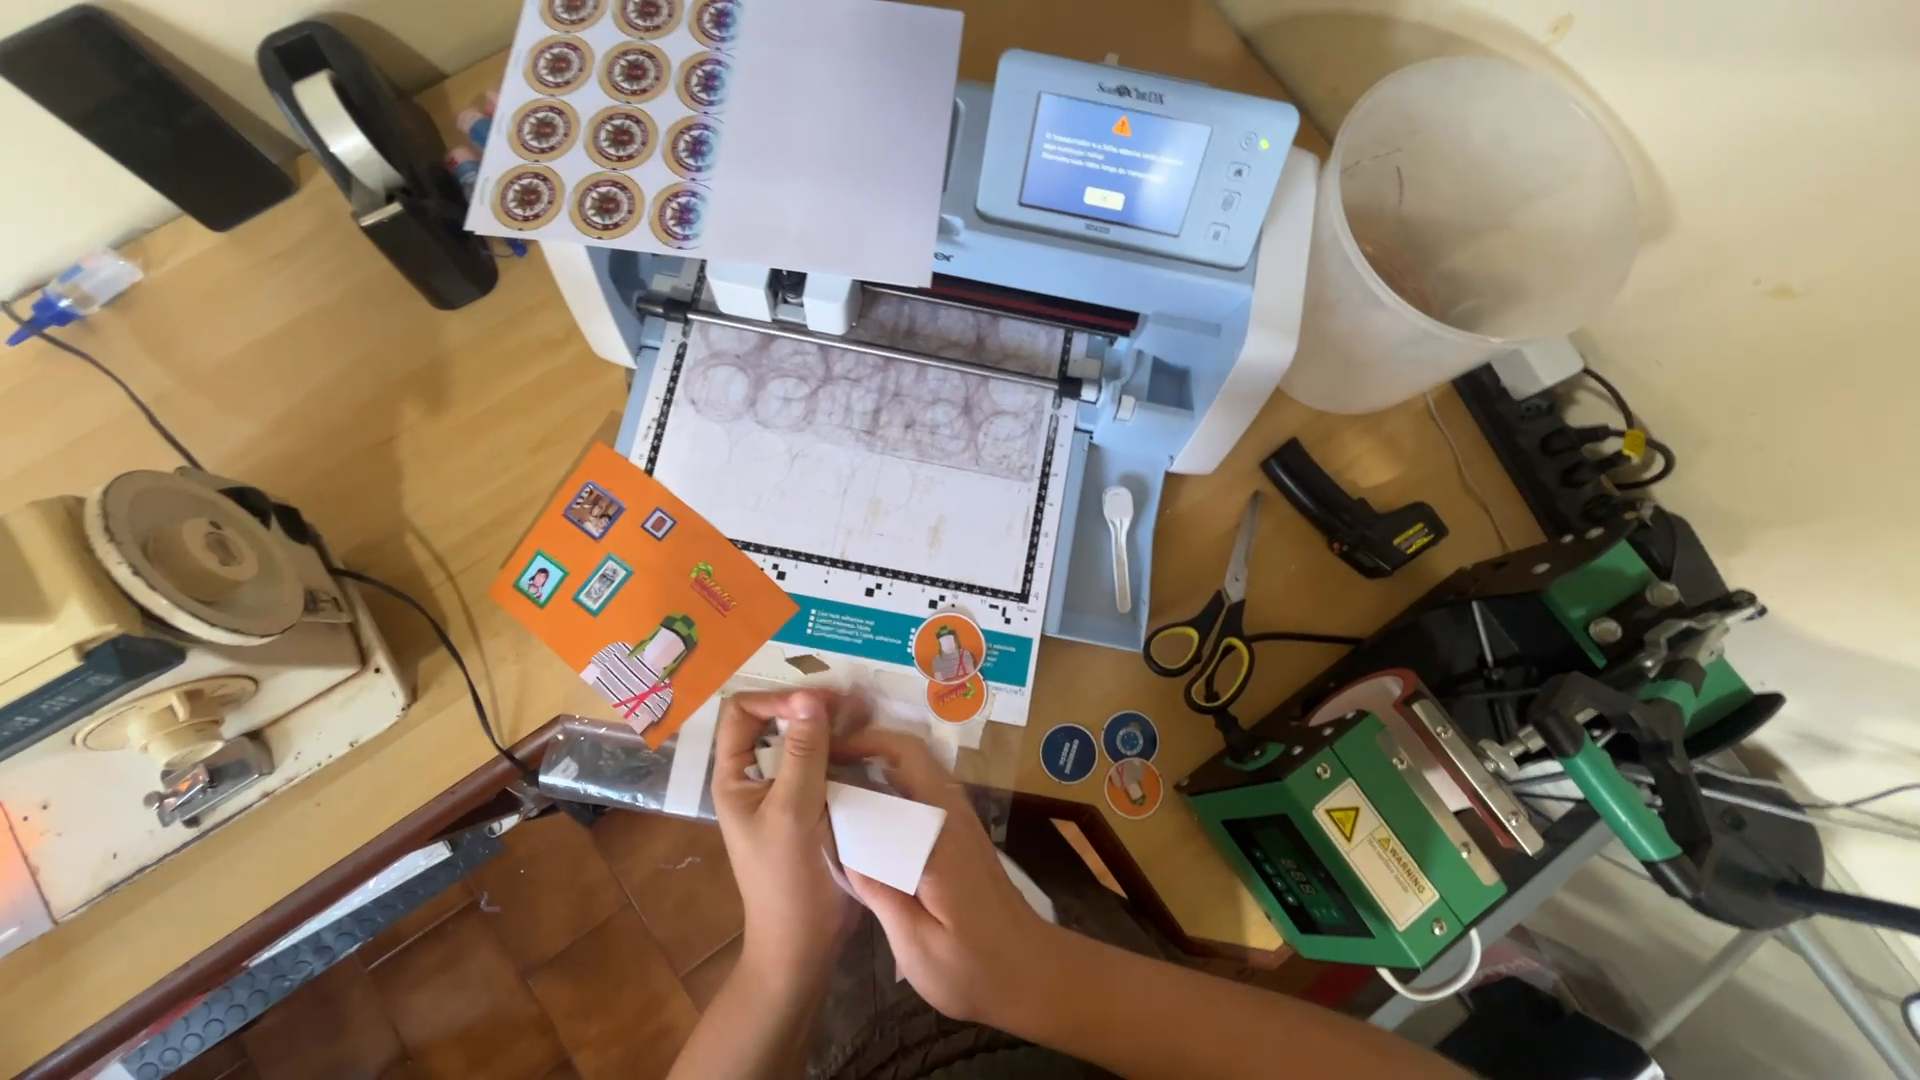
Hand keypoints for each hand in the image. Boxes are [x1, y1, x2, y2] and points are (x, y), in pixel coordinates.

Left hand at [711, 689, 861, 994]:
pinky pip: (827, 762)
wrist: (805, 943)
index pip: (744, 712)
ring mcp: (788, 790)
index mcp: (736, 775)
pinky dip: (846, 747)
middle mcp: (758, 776)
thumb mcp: (793, 812)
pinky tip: (870, 743)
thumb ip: (803, 753)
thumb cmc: (788, 880)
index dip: (777, 699)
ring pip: (805, 739)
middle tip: (852, 703)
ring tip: (866, 715)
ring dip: (832, 724)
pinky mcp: (817, 803)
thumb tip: (810, 696)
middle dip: (810, 705)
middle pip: (776, 719)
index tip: (819, 703)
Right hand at [837, 728, 1061, 1025]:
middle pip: (911, 754)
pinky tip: (863, 813)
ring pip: (917, 771)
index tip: (821, 753)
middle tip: (823, 758)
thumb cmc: (974, 967)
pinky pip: (921, 794)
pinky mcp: (960, 836)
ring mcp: (960, 822)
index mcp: (941, 831)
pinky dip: (890, 789)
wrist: (1033, 975)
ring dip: (879, 764)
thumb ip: (879, 892)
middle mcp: (953, 814)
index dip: (861, 746)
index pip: (903, 761)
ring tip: (834, 777)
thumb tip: (841, 847)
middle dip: (867, 745)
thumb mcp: (916, 943)